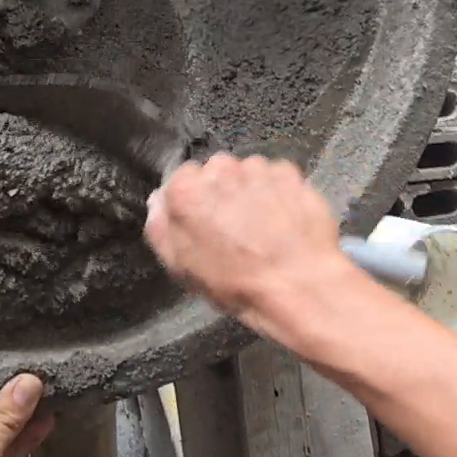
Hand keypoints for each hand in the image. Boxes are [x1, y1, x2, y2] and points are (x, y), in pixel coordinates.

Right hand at [143, 154, 356, 337]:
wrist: (297, 286)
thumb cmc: (236, 284)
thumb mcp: (182, 268)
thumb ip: (162, 229)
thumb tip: (159, 202)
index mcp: (186, 192)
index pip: (182, 180)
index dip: (194, 202)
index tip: (205, 223)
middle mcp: (220, 170)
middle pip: (217, 172)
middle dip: (223, 192)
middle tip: (235, 226)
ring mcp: (257, 170)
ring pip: (248, 173)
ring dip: (252, 191)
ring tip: (263, 227)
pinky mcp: (289, 174)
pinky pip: (277, 177)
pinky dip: (279, 193)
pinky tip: (284, 221)